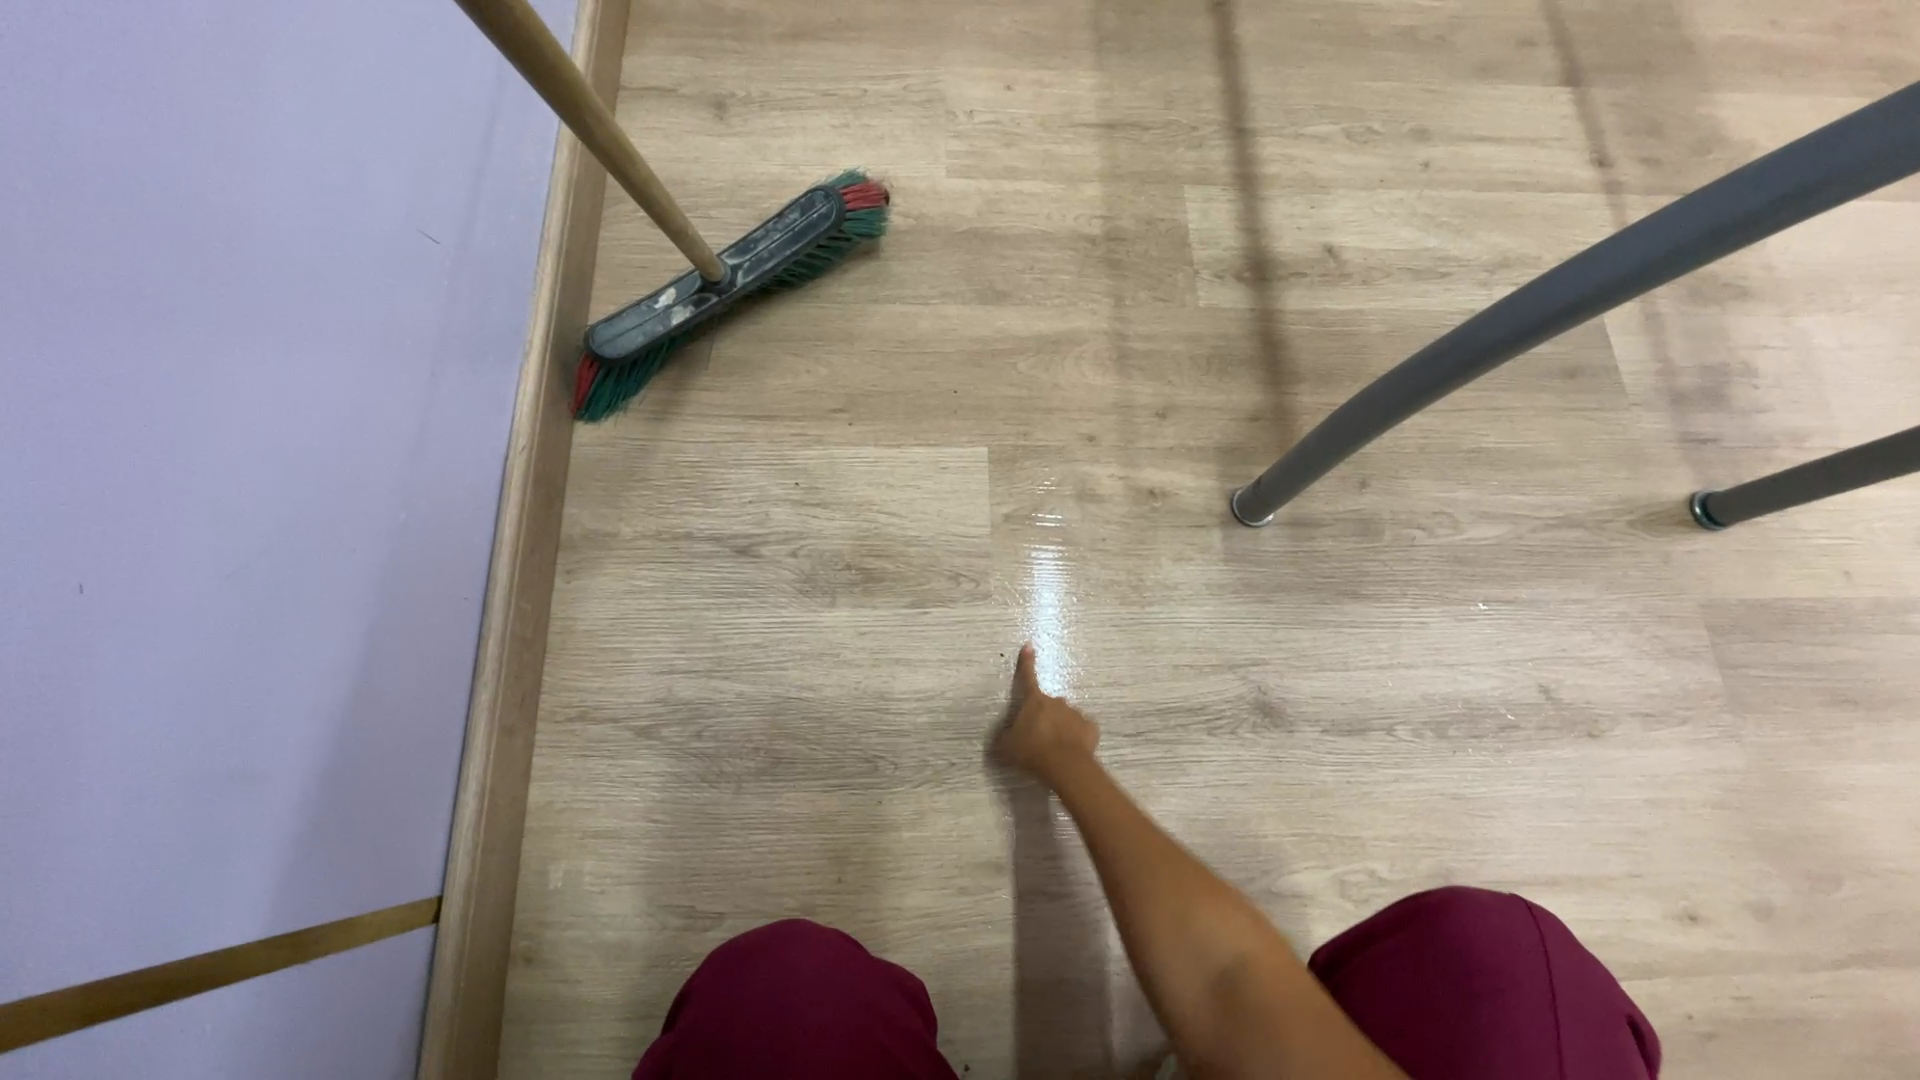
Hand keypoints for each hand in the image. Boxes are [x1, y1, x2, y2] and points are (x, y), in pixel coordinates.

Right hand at [996, 642, 1099, 784]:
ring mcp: (1076, 713)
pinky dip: (1077, 737)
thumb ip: (1004, 737)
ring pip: (1066, 717)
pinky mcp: (1090, 728)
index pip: (1027, 677)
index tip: (1029, 645)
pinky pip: (1081, 730)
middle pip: (1048, 705)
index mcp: (1034, 701)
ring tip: (1056, 749)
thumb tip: (1003, 735)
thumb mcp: (1006, 747)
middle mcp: (1056, 702)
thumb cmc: (1032, 752)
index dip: (1026, 661)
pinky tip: (1072, 751)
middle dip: (1044, 716)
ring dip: (1061, 728)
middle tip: (1039, 738)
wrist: (1065, 766)